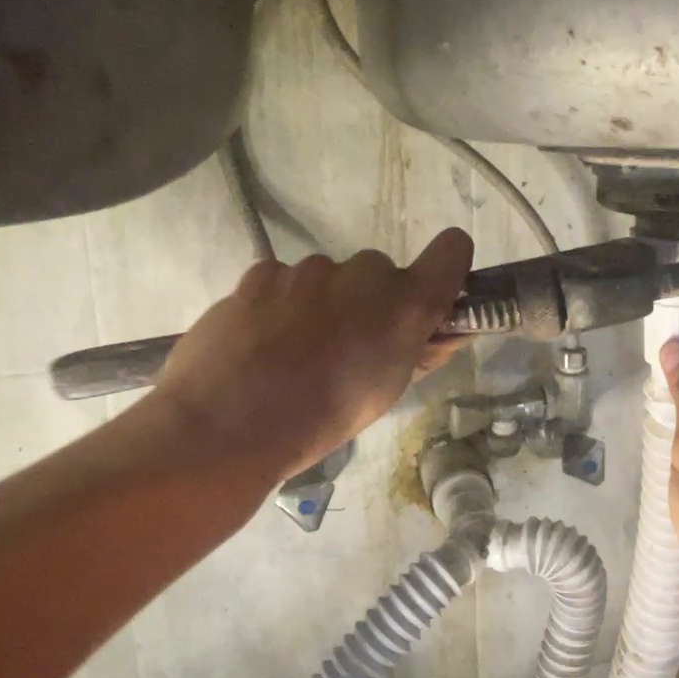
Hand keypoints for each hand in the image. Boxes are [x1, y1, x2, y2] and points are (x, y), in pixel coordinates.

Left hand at [150, 228, 474, 489]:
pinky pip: (284, 281)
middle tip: (346, 347)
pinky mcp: (262, 272)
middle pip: (380, 273)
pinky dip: (280, 303)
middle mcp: (365, 273)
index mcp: (406, 303)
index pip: (453, 250)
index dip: (447, 267)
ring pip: (329, 279)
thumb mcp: (387, 392)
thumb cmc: (322, 419)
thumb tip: (446, 331)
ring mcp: (310, 269)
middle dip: (370, 301)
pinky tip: (261, 343)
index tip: (432, 297)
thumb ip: (423, 351)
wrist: (225, 427)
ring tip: (293, 353)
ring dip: (323, 303)